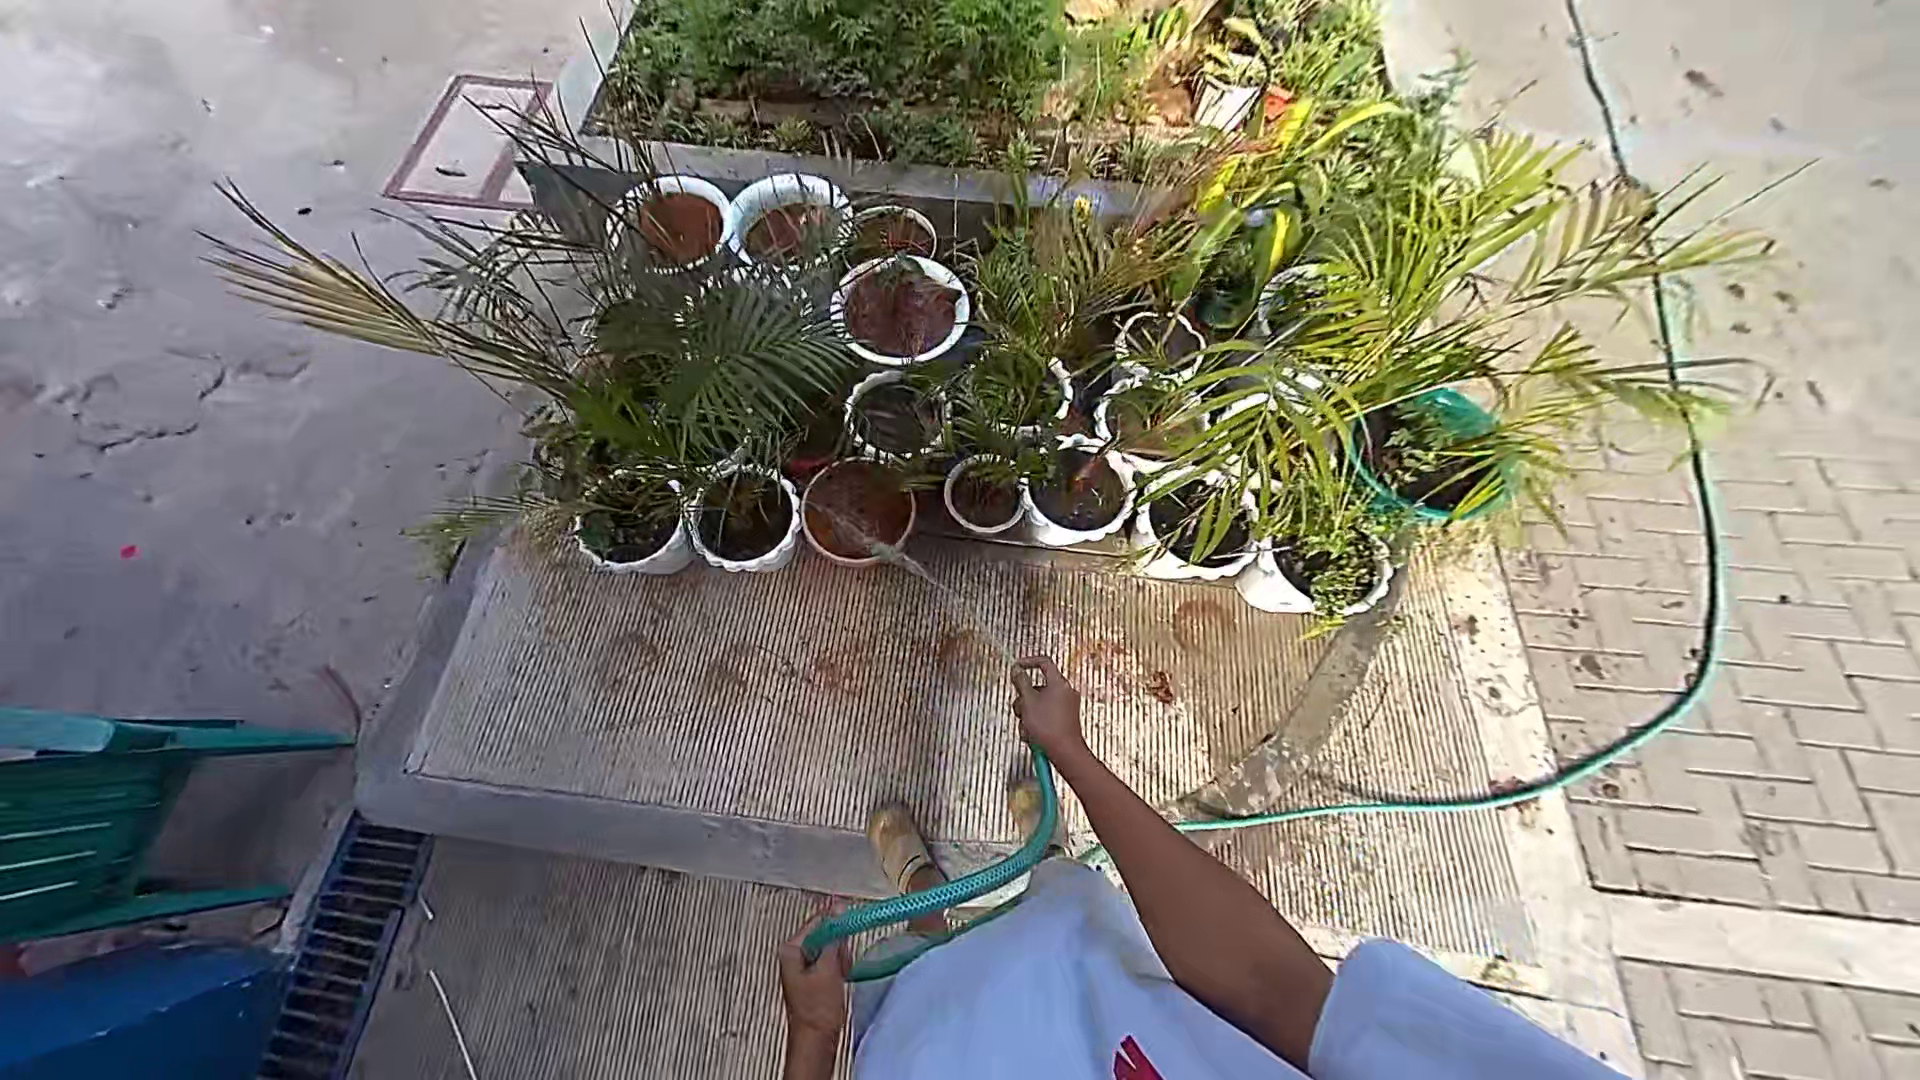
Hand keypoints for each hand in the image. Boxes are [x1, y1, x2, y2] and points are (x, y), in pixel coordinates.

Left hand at [778, 908, 849, 1038]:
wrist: (817, 1042)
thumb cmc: (817, 1011)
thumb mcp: (828, 967)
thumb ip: (833, 937)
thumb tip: (838, 910)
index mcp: (790, 948)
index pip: (817, 920)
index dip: (836, 920)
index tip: (850, 920)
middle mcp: (794, 954)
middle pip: (824, 932)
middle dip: (838, 944)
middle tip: (841, 960)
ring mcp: (804, 965)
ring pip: (830, 945)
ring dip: (840, 955)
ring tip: (840, 972)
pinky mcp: (814, 975)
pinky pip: (831, 958)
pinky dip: (839, 965)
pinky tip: (840, 977)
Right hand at [1012, 655, 1085, 760]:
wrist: (1065, 753)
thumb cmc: (1049, 728)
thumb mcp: (1028, 701)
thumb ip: (1021, 682)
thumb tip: (1017, 670)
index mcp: (1059, 683)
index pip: (1044, 662)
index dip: (1028, 662)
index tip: (1017, 668)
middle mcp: (1065, 693)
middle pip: (1038, 687)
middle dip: (1025, 700)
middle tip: (1021, 709)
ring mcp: (1066, 707)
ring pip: (1039, 704)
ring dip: (1028, 715)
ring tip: (1028, 727)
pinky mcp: (1064, 721)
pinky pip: (1044, 716)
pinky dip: (1036, 724)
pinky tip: (1033, 735)